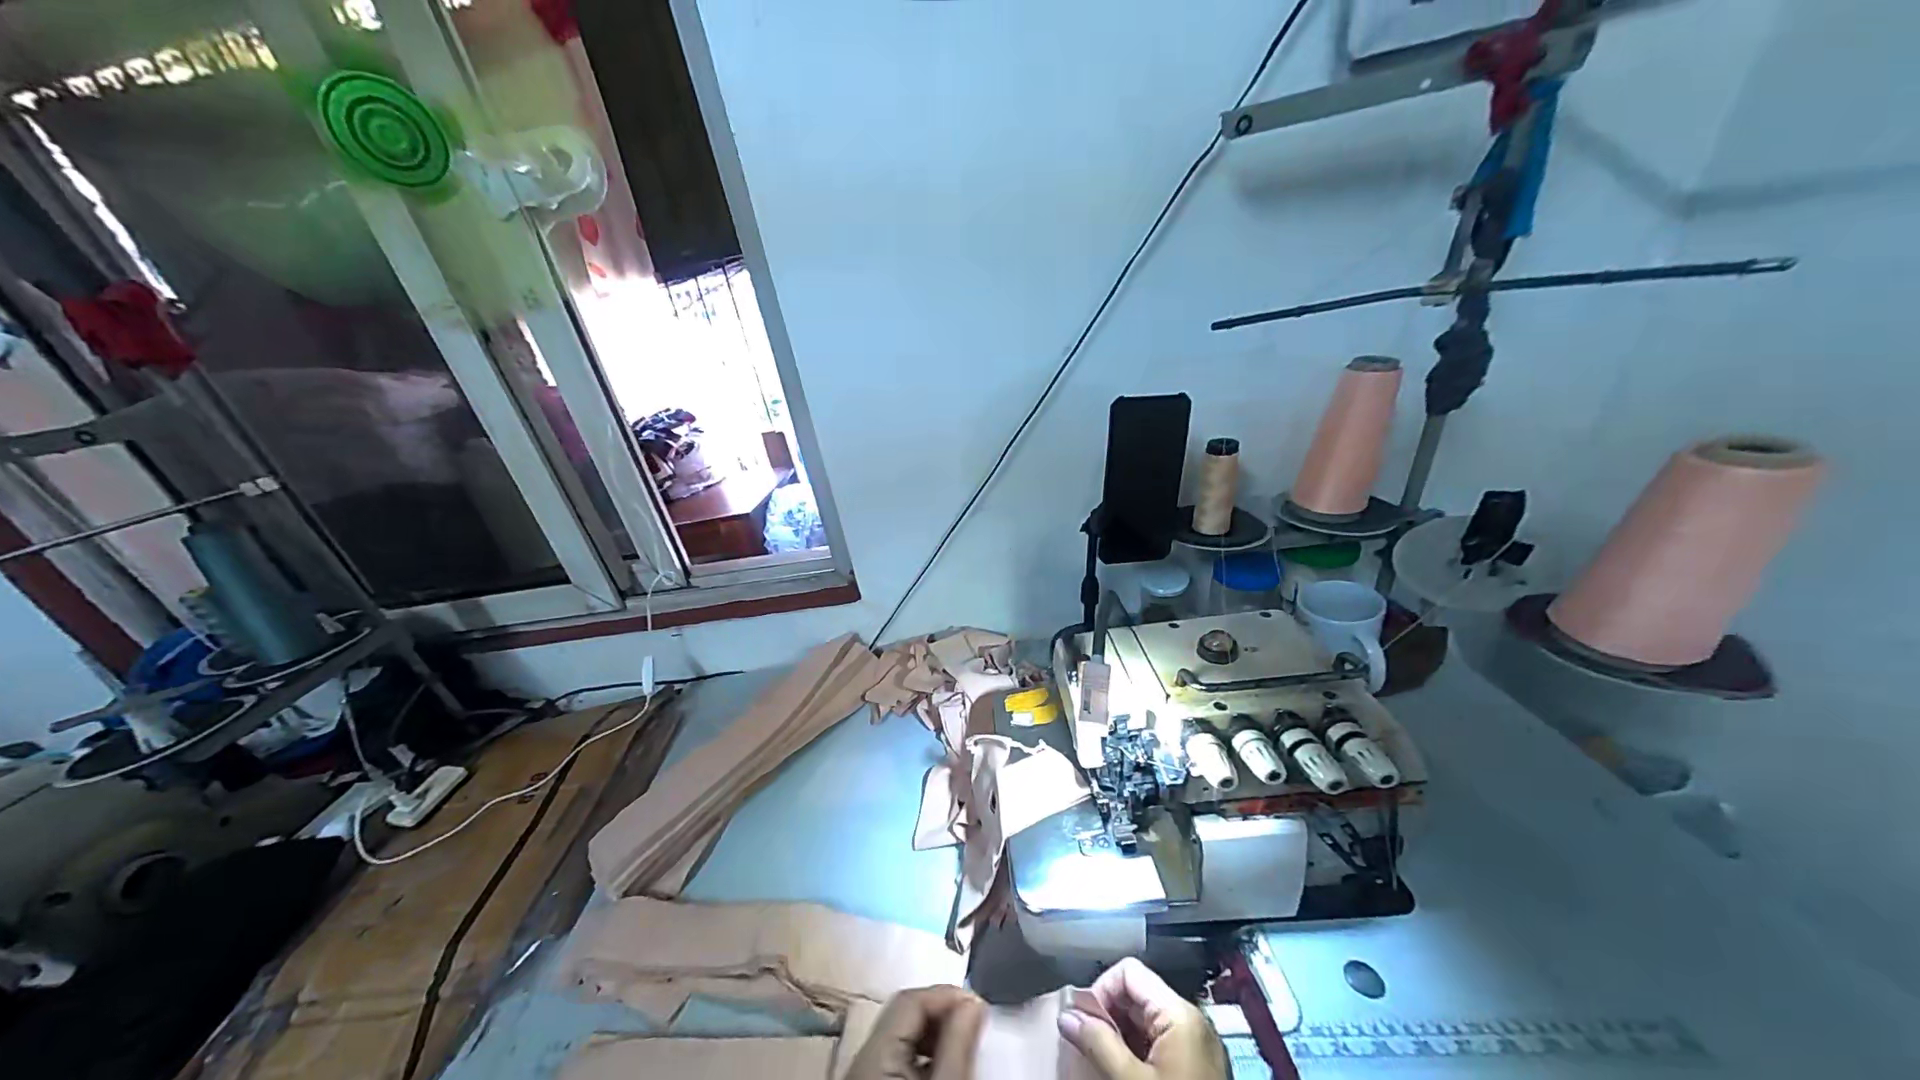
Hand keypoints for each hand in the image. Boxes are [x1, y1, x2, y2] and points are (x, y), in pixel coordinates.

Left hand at [844, 985, 987, 1079]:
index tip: (979, 1004)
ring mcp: (864, 1071)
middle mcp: (861, 1056)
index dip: (946, 994)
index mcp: (873, 1051)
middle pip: (904, 1013)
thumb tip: (975, 999)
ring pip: (902, 1034)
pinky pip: (899, 1054)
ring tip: (965, 1043)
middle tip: (975, 1023)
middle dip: (942, 1011)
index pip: (910, 999)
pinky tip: (945, 1064)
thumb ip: (957, 1044)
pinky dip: (925, 1052)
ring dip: (936, 1031)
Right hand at [1057, 958, 1228, 1079]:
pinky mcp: (1196, 1067)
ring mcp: (1196, 1044)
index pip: (1128, 972)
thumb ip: (1098, 1043)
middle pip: (1137, 993)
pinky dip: (1135, 1052)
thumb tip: (1066, 1014)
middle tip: (1086, 1046)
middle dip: (1107, 1015)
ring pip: (1145, 1020)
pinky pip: (1158, 1042)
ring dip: (1118, 1035)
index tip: (1084, 1023)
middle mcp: (1190, 1020)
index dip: (1100, 991)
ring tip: (1100, 1063)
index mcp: (1179, 1013)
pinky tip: (1121, 1074)